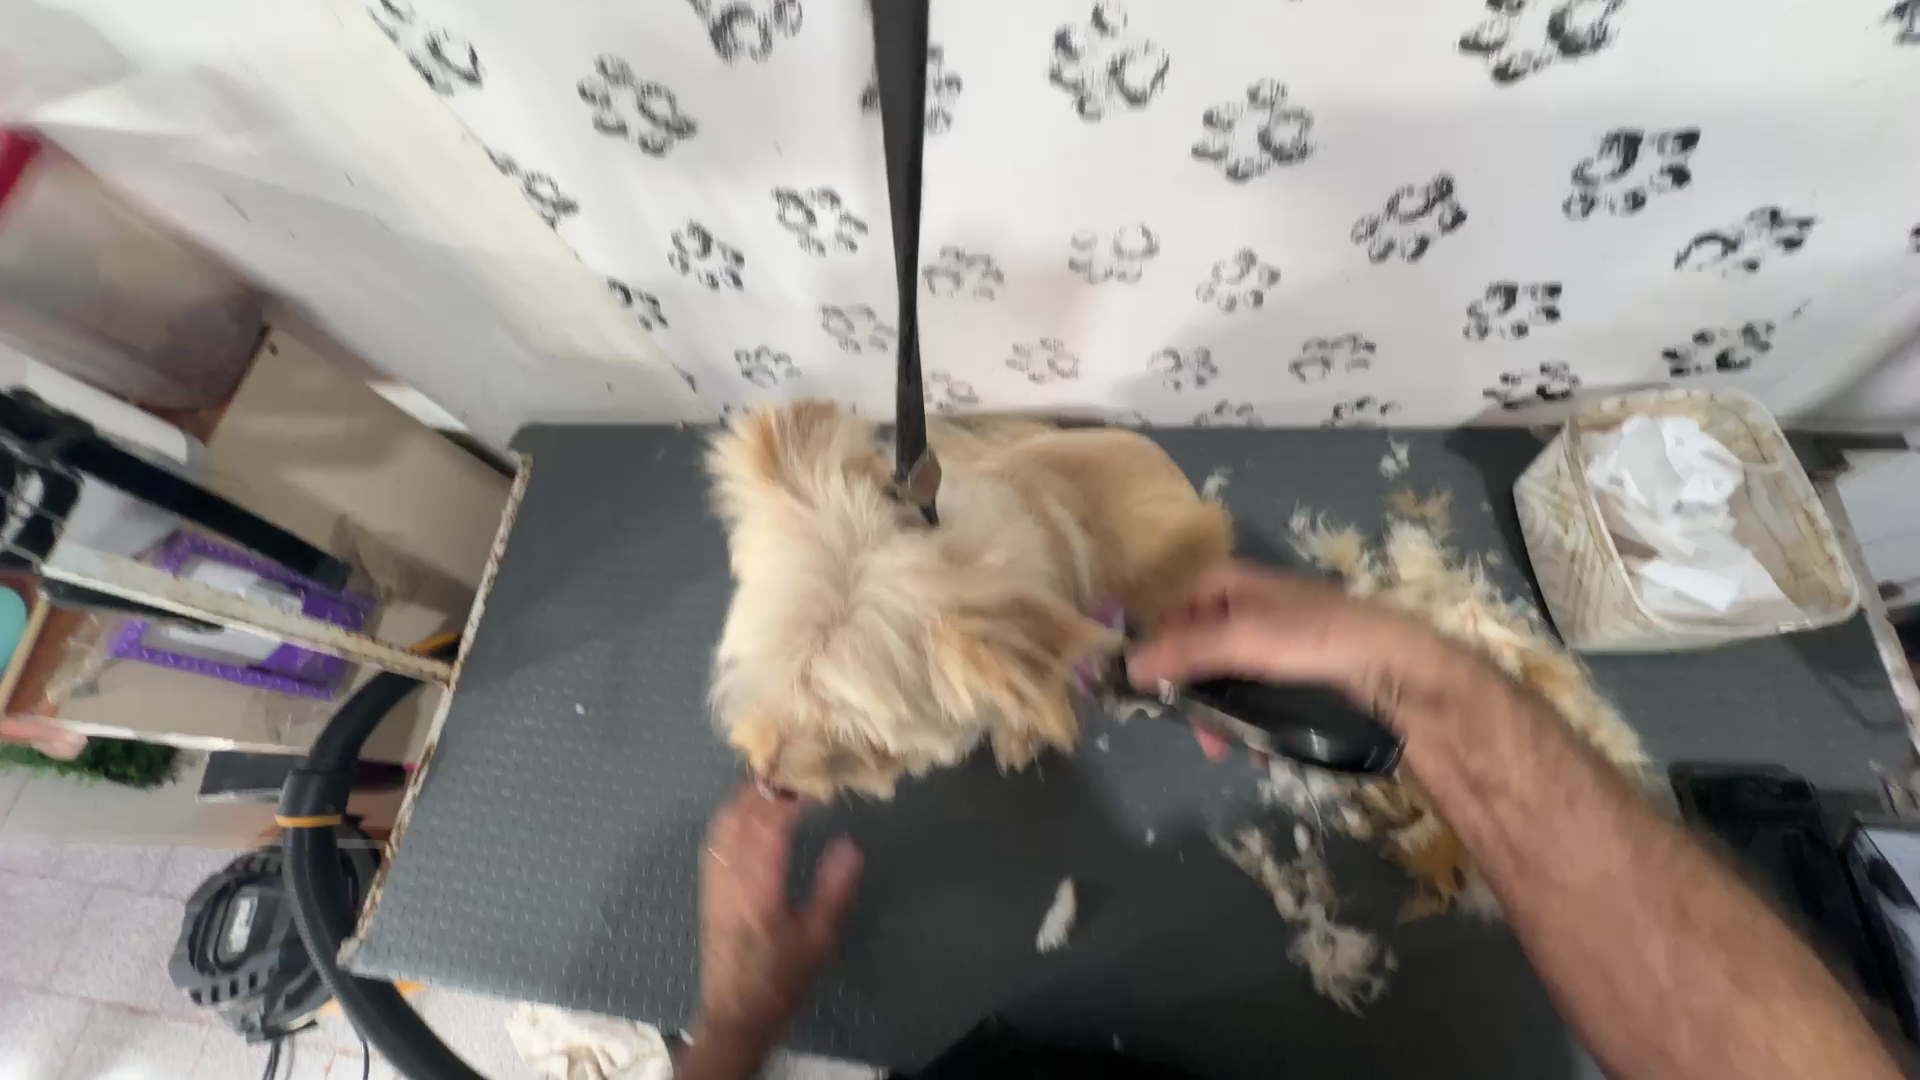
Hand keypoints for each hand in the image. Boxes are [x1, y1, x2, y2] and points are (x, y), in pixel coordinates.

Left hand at [694, 783, 862, 1045]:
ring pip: (723, 824)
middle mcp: (730, 878)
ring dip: (747, 795)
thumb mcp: (818, 940)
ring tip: (774, 777)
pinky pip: (716, 838)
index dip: (787, 797)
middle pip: (740, 817)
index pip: (767, 827)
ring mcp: (715, 882)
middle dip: (765, 786)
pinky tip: (748, 807)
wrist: (735, 1015)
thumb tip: (850, 843)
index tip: (813, 779)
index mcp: (758, 889)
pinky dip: (733, 813)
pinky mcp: (709, 888)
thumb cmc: (781, 979)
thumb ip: (833, 890)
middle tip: (794, 764)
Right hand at [1127, 561, 1456, 734]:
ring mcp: (1273, 640)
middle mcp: (1247, 607)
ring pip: (1224, 677)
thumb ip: (1184, 652)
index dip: (1159, 645)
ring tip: (1228, 748)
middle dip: (1192, 693)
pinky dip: (1250, 720)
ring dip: (1220, 715)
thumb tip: (1126, 667)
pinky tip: (1258, 748)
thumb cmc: (1318, 641)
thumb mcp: (1244, 640)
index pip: (1174, 608)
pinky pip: (1255, 694)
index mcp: (1232, 584)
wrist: (1403, 672)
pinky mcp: (1295, 672)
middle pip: (1196, 648)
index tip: (1152, 686)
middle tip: (1197, 732)